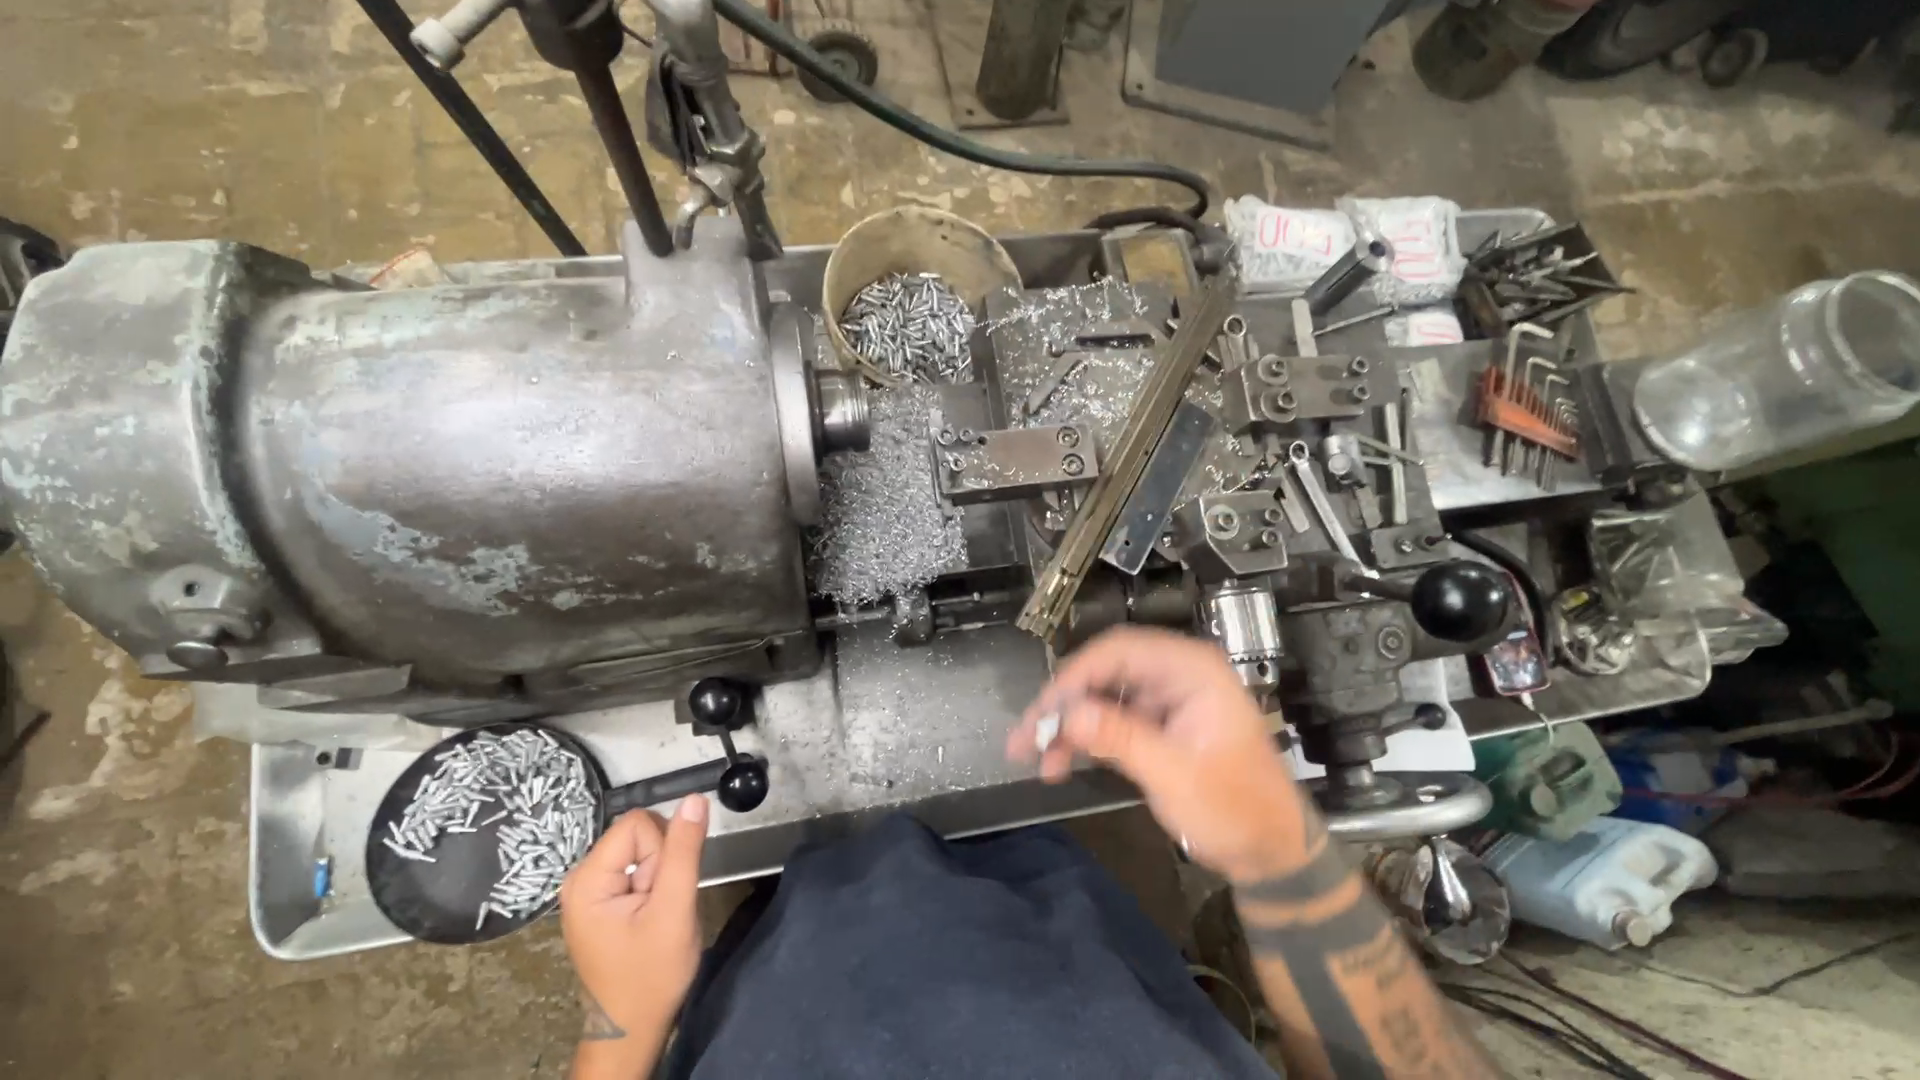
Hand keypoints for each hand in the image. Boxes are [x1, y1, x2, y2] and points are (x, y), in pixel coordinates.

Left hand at [560, 796, 708, 1073]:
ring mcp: (589, 890)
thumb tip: (694, 799)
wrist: (632, 1029)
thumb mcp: (674, 910)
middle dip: (662, 863)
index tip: (664, 890)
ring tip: (657, 916)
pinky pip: (637, 869)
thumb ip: (684, 850)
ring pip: (643, 850)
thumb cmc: (651, 975)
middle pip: (639, 834)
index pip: (638, 823)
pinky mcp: (601, 900)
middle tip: (662, 907)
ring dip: (660, 877)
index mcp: (587, 879)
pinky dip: (653, 887)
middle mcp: (580, 877)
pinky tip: (651, 917)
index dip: (664, 849)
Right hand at [1007, 627, 1317, 882]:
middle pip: (1103, 672)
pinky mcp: (1156, 725)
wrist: (1270, 852)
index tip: (1043, 711)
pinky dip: (1084, 739)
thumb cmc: (1236, 810)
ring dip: (1067, 725)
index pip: (1118, 652)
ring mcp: (1165, 700)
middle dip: (1062, 704)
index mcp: (1191, 671)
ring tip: (1034, 757)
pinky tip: (1060, 764)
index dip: (1074, 678)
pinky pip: (1109, 721)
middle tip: (1026, 736)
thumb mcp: (1176, 775)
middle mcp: (1175, 675)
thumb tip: (1068, 715)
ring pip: (1100, 697)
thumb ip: (1121, 740)